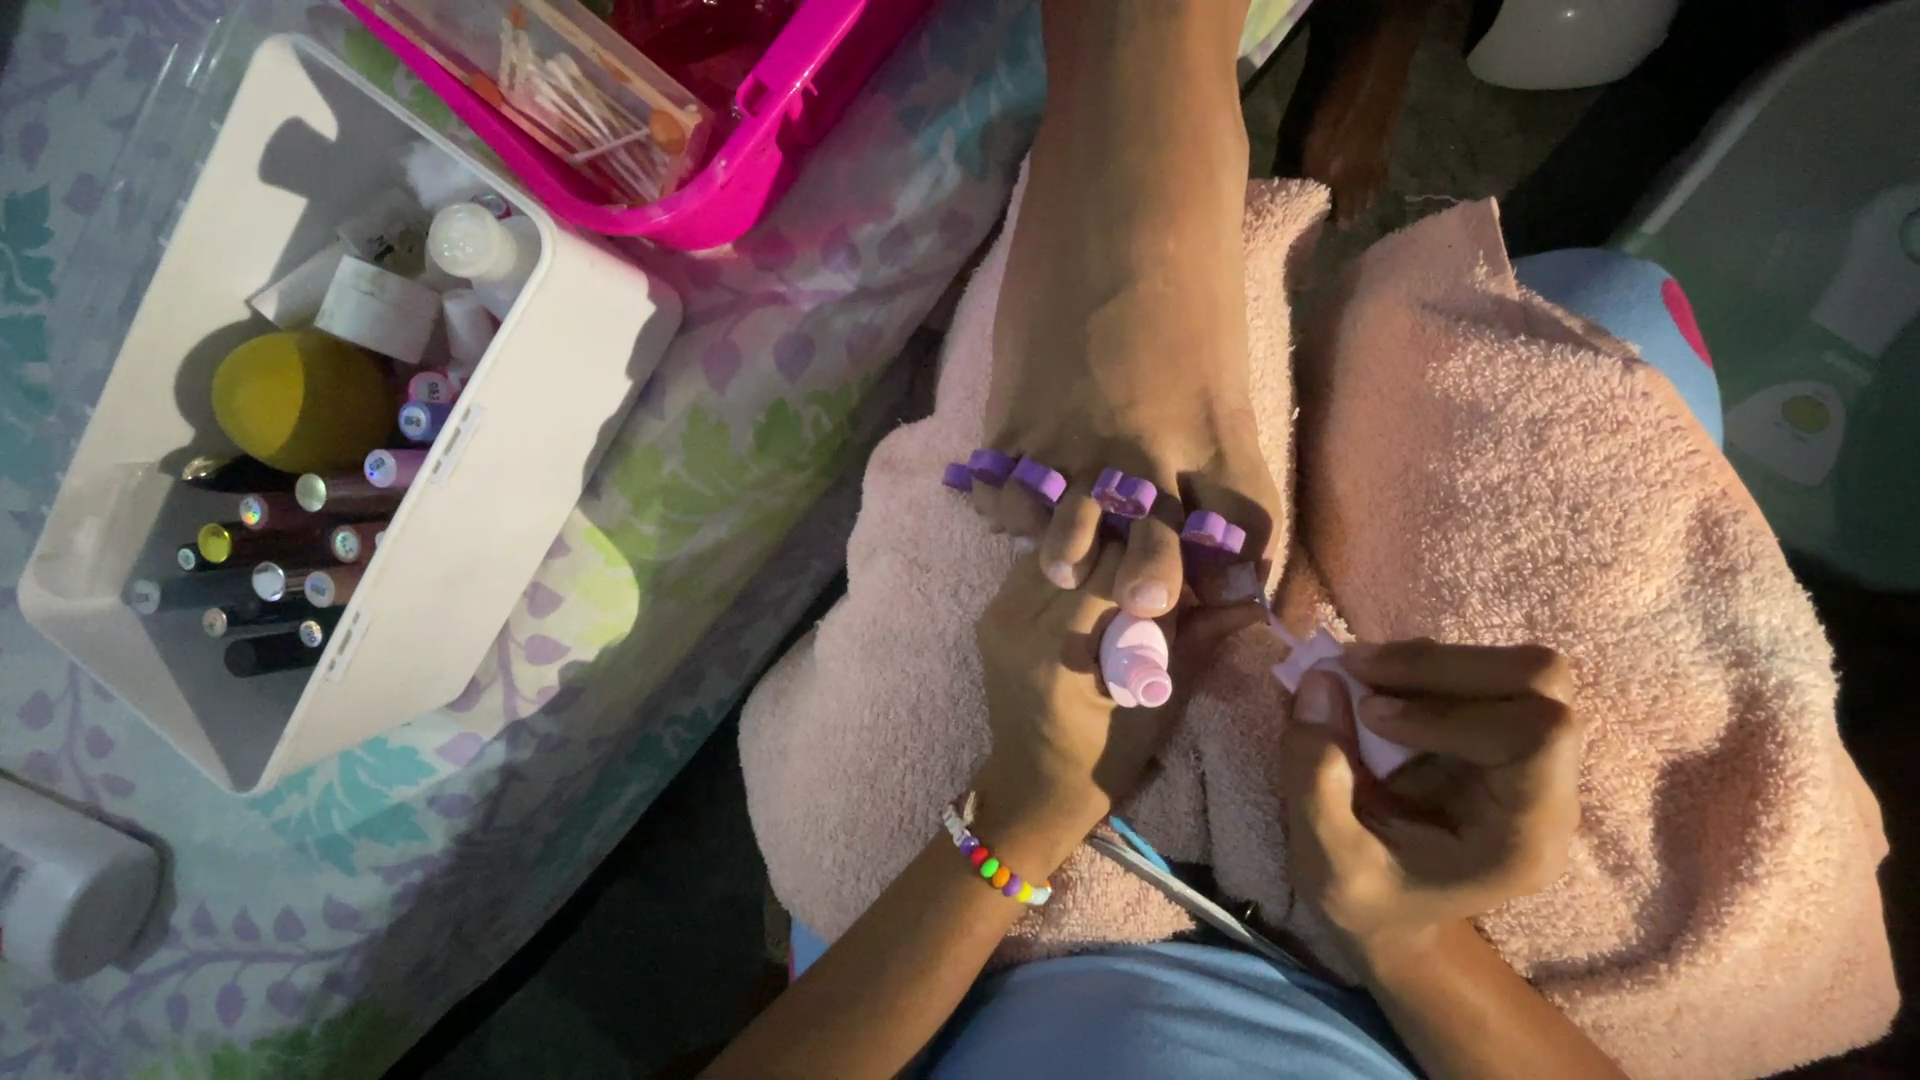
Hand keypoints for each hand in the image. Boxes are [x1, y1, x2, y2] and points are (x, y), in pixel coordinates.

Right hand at [968, 1, 1277, 619]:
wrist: (1126, 197)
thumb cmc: (1191, 273)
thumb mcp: (1225, 367)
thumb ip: (1214, 442)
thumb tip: (1189, 504)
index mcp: (1219, 438)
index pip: (1245, 540)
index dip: (1244, 580)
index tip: (1235, 600)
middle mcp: (1149, 456)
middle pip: (1154, 561)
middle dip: (1151, 597)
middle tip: (1140, 609)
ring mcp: (1073, 443)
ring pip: (1066, 544)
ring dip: (1064, 561)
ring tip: (1060, 564)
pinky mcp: (1013, 423)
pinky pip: (1003, 497)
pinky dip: (1006, 509)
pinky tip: (1008, 499)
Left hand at [973, 544, 1261, 848]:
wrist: (1031, 783)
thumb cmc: (1103, 758)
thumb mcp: (1158, 706)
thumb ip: (1196, 642)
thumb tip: (1250, 598)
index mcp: (1058, 653)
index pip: (1114, 568)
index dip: (1152, 562)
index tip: (1175, 575)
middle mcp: (1016, 624)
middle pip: (1083, 549)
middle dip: (1124, 554)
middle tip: (1151, 575)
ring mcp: (995, 615)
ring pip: (1056, 546)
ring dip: (1093, 556)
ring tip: (1120, 581)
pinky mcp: (988, 614)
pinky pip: (1033, 566)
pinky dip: (1067, 568)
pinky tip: (1087, 587)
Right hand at [1279, 640, 1585, 970]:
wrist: (1392, 915)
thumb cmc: (1367, 902)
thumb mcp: (1324, 861)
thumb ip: (1314, 780)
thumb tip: (1321, 681)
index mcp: (1523, 834)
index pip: (1537, 734)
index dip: (1449, 710)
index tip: (1370, 718)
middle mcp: (1544, 788)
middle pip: (1539, 681)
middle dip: (1438, 664)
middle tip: (1354, 668)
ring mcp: (1523, 757)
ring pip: (1511, 667)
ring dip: (1424, 659)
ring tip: (1356, 673)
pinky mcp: (1491, 732)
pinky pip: (1475, 671)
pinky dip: (1415, 664)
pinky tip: (1370, 686)